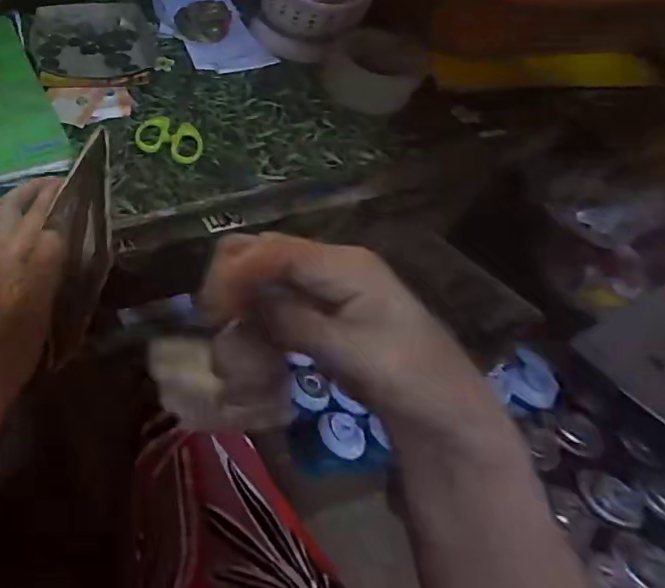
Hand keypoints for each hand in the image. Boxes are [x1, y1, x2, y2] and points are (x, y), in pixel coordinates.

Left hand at [0, 178, 65, 407]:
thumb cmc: (12, 336)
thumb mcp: (34, 298)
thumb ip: (45, 258)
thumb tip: (58, 226)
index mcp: (7, 249)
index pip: (31, 208)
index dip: (51, 191)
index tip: (74, 178)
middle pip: (12, 207)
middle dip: (35, 191)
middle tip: (64, 186)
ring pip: (12, 223)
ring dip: (33, 208)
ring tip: (62, 209)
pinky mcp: (0, 280)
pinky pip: (16, 241)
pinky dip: (33, 229)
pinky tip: (51, 244)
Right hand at [199, 233, 501, 438]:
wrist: (452, 416)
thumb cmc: (412, 382)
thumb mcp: (353, 355)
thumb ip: (296, 322)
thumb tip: (245, 304)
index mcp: (345, 264)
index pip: (274, 251)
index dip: (236, 274)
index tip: (213, 310)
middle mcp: (330, 260)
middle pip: (260, 248)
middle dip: (228, 276)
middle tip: (212, 317)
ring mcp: (324, 278)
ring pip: (259, 266)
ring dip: (236, 291)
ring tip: (223, 324)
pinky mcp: (319, 299)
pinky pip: (271, 289)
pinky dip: (251, 305)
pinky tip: (245, 329)